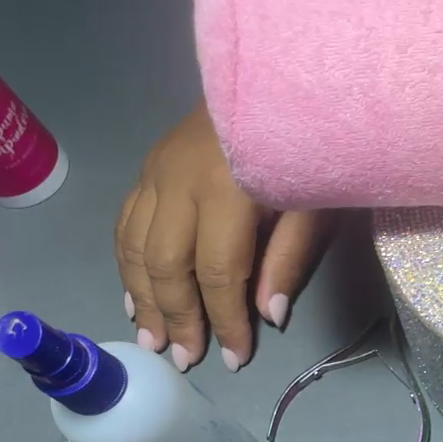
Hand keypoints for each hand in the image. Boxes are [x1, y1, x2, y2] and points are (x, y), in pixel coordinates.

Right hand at [115, 102, 331, 371]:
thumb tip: (269, 316)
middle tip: (182, 359)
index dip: (224, 320)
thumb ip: (288, 259)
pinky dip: (127, 263)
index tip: (233, 359)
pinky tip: (132, 294)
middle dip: (175, 317)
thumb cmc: (308, 147)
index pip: (217, 274)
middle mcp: (177, 183)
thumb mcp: (315, 205)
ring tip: (150, 338)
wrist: (278, 82)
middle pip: (166, 265)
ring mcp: (156, 171)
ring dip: (141, 297)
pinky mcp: (148, 166)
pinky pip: (127, 222)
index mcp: (224, 193)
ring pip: (135, 246)